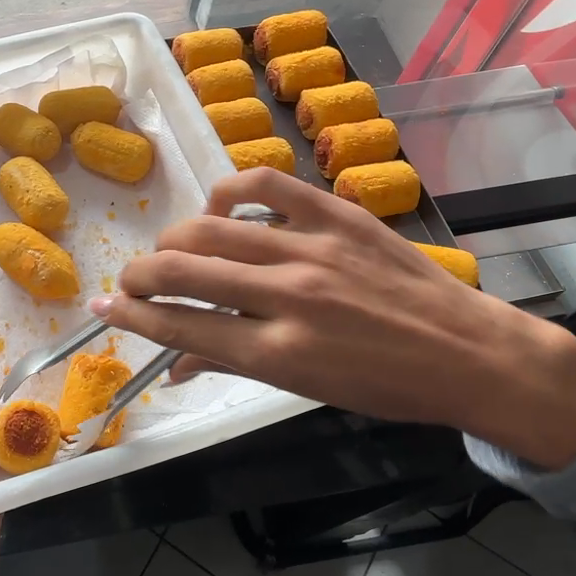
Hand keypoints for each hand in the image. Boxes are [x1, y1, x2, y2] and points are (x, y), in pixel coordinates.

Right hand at [87, 168, 575, 469]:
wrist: (471, 353)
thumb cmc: (383, 387)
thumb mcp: (304, 391)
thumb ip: (231, 366)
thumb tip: (172, 364)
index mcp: (278, 353)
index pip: (179, 325)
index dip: (130, 316)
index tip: (103, 308)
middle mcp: (287, 296)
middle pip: (182, 270)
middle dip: (137, 275)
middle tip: (129, 282)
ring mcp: (313, 248)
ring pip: (212, 227)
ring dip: (172, 238)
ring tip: (168, 250)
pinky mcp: (338, 213)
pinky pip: (266, 185)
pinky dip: (229, 191)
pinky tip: (219, 206)